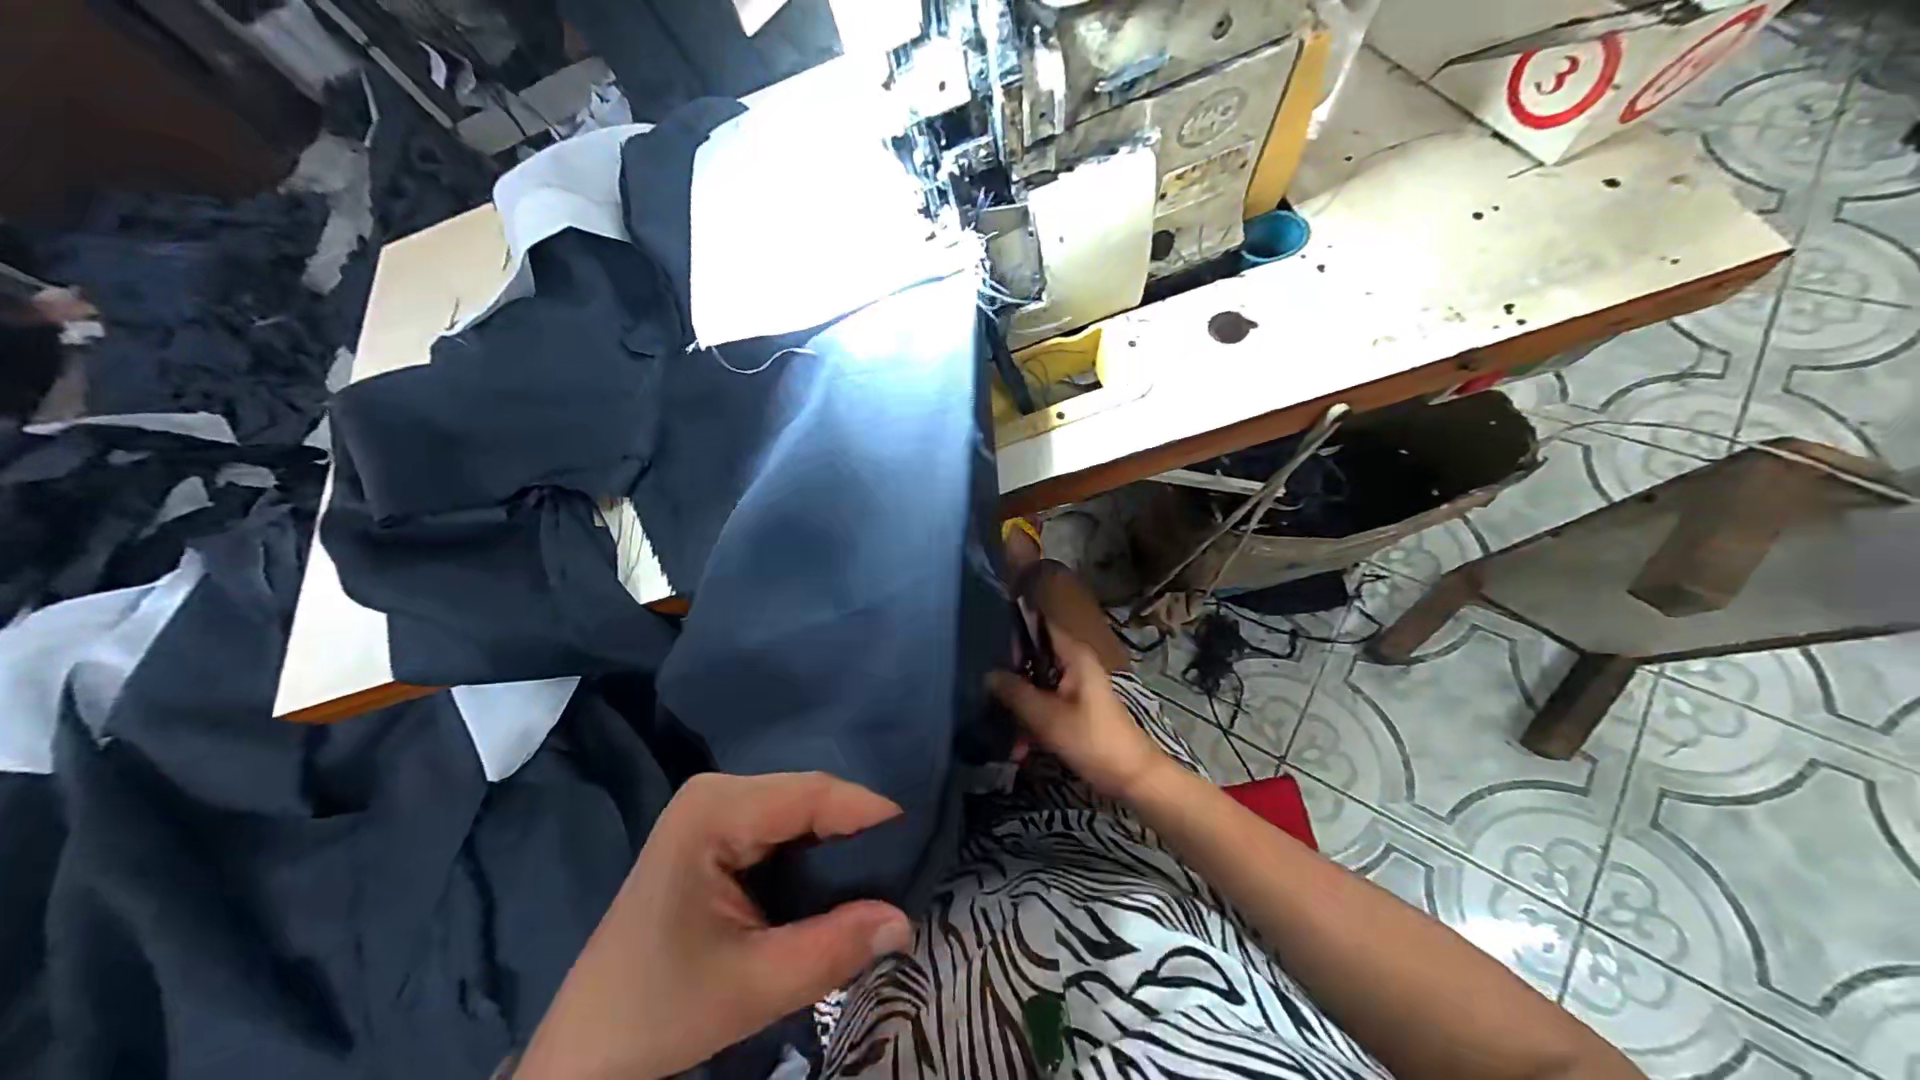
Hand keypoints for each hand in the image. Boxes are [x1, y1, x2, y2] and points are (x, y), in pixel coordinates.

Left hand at [516, 773, 912, 1079]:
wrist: (588, 1047)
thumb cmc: (660, 1011)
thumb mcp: (754, 986)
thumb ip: (835, 948)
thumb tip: (906, 920)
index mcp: (715, 810)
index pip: (813, 794)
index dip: (871, 814)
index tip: (921, 845)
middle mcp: (716, 792)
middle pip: (809, 797)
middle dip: (859, 832)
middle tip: (906, 870)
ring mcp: (714, 809)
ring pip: (801, 810)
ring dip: (841, 843)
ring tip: (882, 877)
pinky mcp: (718, 831)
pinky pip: (784, 827)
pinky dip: (817, 851)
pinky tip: (838, 881)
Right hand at [986, 626, 1170, 800]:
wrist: (1132, 779)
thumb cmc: (1092, 740)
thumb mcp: (1047, 717)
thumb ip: (1015, 692)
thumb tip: (988, 674)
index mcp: (1074, 656)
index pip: (1039, 627)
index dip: (1013, 631)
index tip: (984, 642)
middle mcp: (1075, 666)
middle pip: (1034, 660)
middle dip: (1010, 679)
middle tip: (983, 693)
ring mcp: (1075, 689)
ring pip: (1037, 687)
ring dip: (1019, 711)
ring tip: (1002, 734)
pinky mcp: (1075, 712)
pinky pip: (1046, 708)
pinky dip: (1032, 724)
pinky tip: (1019, 749)